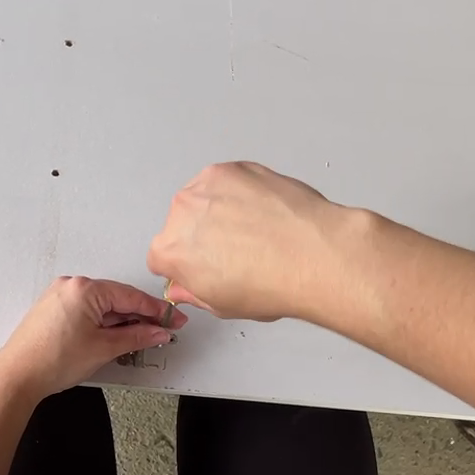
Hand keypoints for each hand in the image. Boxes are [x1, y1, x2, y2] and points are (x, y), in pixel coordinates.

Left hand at [0, 277, 185, 400]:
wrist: (16, 377)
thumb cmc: (52, 360)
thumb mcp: (104, 348)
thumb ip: (136, 337)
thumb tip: (158, 332)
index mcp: (84, 289)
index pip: (130, 296)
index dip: (157, 310)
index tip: (174, 319)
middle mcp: (71, 286)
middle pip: (117, 298)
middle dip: (141, 316)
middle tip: (164, 329)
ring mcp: (60, 297)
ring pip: (102, 305)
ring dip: (122, 321)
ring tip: (142, 337)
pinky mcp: (53, 310)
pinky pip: (87, 310)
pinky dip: (104, 322)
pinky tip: (116, 335)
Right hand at [147, 162, 356, 321]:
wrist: (312, 254)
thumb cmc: (272, 282)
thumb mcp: (222, 305)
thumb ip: (193, 292)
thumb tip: (186, 286)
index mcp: (171, 250)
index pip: (162, 257)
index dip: (184, 266)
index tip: (204, 268)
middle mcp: (181, 212)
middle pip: (181, 223)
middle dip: (202, 235)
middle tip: (235, 251)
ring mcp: (206, 186)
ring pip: (203, 199)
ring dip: (220, 210)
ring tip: (254, 231)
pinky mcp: (232, 169)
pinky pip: (227, 181)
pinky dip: (241, 193)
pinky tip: (263, 213)